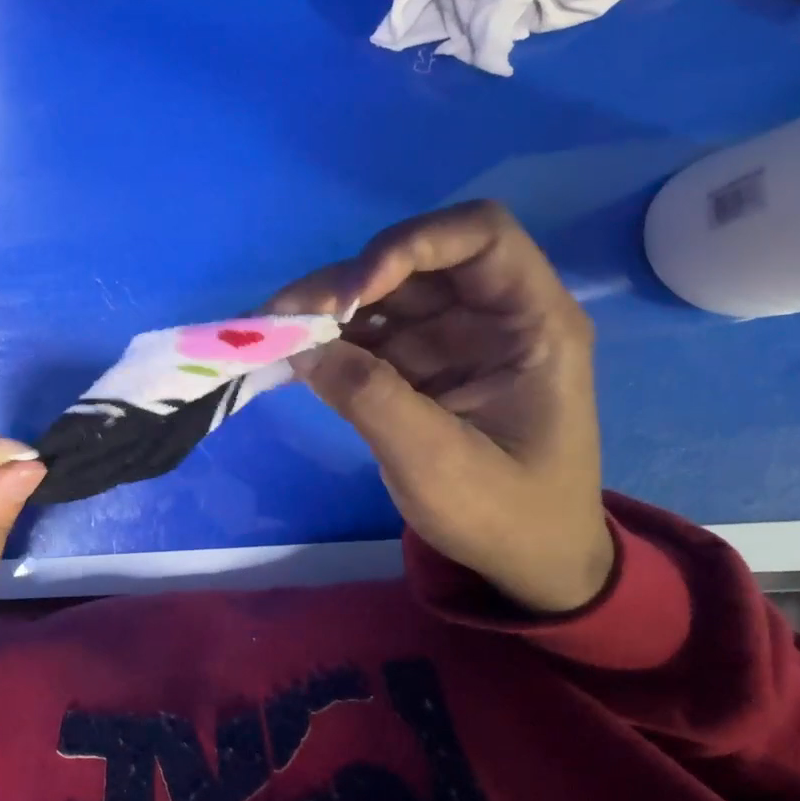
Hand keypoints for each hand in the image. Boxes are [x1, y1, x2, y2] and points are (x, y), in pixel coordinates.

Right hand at [267, 201, 612, 614]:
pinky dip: (319, 338)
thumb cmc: (505, 514)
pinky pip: (360, 332)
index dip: (411, 244)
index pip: (479, 237)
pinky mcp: (412, 364)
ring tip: (267, 335)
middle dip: (345, 281)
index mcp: (531, 324)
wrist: (524, 563)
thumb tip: (300, 346)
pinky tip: (282, 353)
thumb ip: (371, 398)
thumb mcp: (438, 463)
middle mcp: (488, 316)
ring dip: (320, 307)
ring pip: (376, 293)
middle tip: (282, 319)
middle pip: (411, 262)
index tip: (353, 294)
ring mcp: (446, 339)